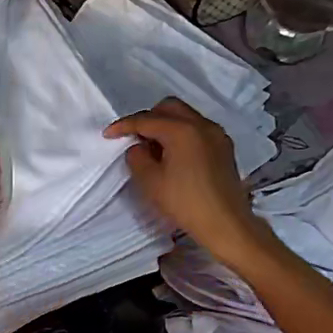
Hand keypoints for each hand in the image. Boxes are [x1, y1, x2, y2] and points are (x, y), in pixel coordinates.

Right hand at [104, 98, 274, 267]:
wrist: (225, 223)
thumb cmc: (184, 202)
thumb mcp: (150, 181)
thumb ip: (137, 157)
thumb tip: (138, 147)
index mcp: (182, 130)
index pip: (146, 120)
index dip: (124, 126)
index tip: (108, 134)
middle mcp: (202, 125)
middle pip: (169, 108)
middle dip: (147, 118)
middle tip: (133, 137)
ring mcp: (217, 135)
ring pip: (185, 116)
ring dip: (165, 125)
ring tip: (152, 147)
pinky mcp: (224, 147)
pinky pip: (197, 129)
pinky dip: (180, 133)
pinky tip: (172, 154)